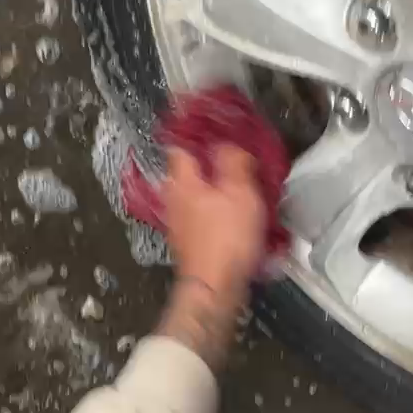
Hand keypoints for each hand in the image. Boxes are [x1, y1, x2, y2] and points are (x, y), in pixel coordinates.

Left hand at [154, 144, 269, 369]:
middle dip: (207, 161)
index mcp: (181, 181)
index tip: (210, 124)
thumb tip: (227, 144)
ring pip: (194, 193)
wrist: (215, 288)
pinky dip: (214, 208)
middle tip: (230, 153)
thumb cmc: (226, 239)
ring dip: (212, 186)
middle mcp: (173, 199)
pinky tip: (233, 213)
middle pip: (187, 170)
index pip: (180, 146)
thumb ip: (233, 162)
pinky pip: (201, 214)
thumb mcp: (239, 192)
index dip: (194, 133)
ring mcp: (178, 222)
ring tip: (238, 182)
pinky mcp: (188, 241)